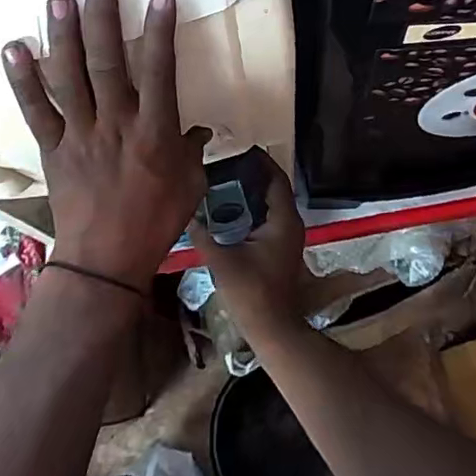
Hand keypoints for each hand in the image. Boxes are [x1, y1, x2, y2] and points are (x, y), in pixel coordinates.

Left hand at [2, 0, 210, 289]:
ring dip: (62, 36)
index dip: (160, 32)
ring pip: (69, 78)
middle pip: (107, 63)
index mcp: (154, 132)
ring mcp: (79, 133)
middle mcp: (115, 124)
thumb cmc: (155, 221)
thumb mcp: (190, 185)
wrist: (105, 259)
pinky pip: (35, 110)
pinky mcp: (52, 146)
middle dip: (103, 19)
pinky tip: (13, 48)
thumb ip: (192, 149)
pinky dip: (22, 80)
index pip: (159, 72)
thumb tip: (196, 126)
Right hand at [187, 158, 305, 334]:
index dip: (261, 161)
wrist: (272, 328)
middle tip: (226, 159)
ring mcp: (288, 237)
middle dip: (254, 172)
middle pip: (275, 188)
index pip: (276, 180)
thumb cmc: (250, 291)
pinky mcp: (281, 247)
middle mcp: (290, 225)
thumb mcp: (221, 260)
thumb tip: (184, 212)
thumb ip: (201, 234)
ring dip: (254, 188)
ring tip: (225, 176)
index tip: (240, 147)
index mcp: (282, 222)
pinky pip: (270, 215)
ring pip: (273, 202)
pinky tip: (231, 204)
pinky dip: (254, 204)